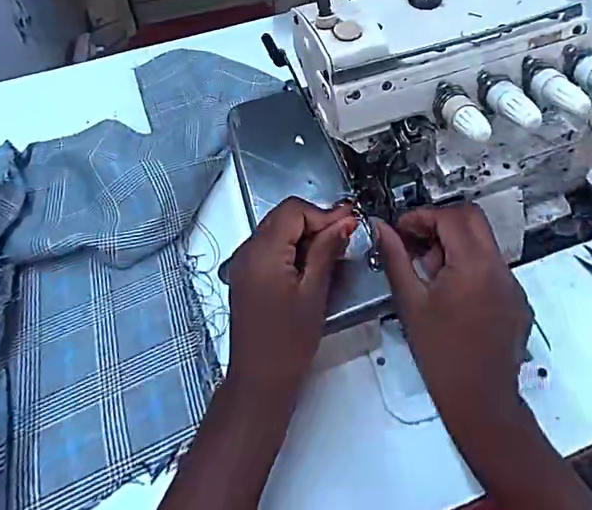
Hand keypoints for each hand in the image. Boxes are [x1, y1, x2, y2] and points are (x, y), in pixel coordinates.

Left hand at [226, 197, 357, 394]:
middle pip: (283, 217)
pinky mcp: (246, 274)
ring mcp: (243, 262)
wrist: (260, 380)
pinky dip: (291, 248)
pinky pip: (269, 247)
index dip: (323, 214)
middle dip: (315, 222)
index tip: (348, 221)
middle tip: (344, 233)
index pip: (293, 210)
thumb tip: (342, 224)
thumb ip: (327, 251)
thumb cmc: (285, 345)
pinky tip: (311, 265)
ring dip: (304, 235)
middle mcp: (247, 251)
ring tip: (331, 251)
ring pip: (277, 230)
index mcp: (262, 251)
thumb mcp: (314, 294)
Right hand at [372, 205, 531, 448]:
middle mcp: (499, 270)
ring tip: (431, 273)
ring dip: (454, 244)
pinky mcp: (516, 302)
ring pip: (483, 242)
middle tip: (417, 240)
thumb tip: (380, 228)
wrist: (479, 401)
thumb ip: (394, 255)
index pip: (449, 217)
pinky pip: (492, 267)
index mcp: (474, 266)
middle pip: (472, 218)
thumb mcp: (410, 300)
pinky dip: (470, 265)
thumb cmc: (443, 355)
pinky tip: (450, 292)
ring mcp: (512, 286)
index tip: (403, 229)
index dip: (420, 217)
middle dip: (440, 222)